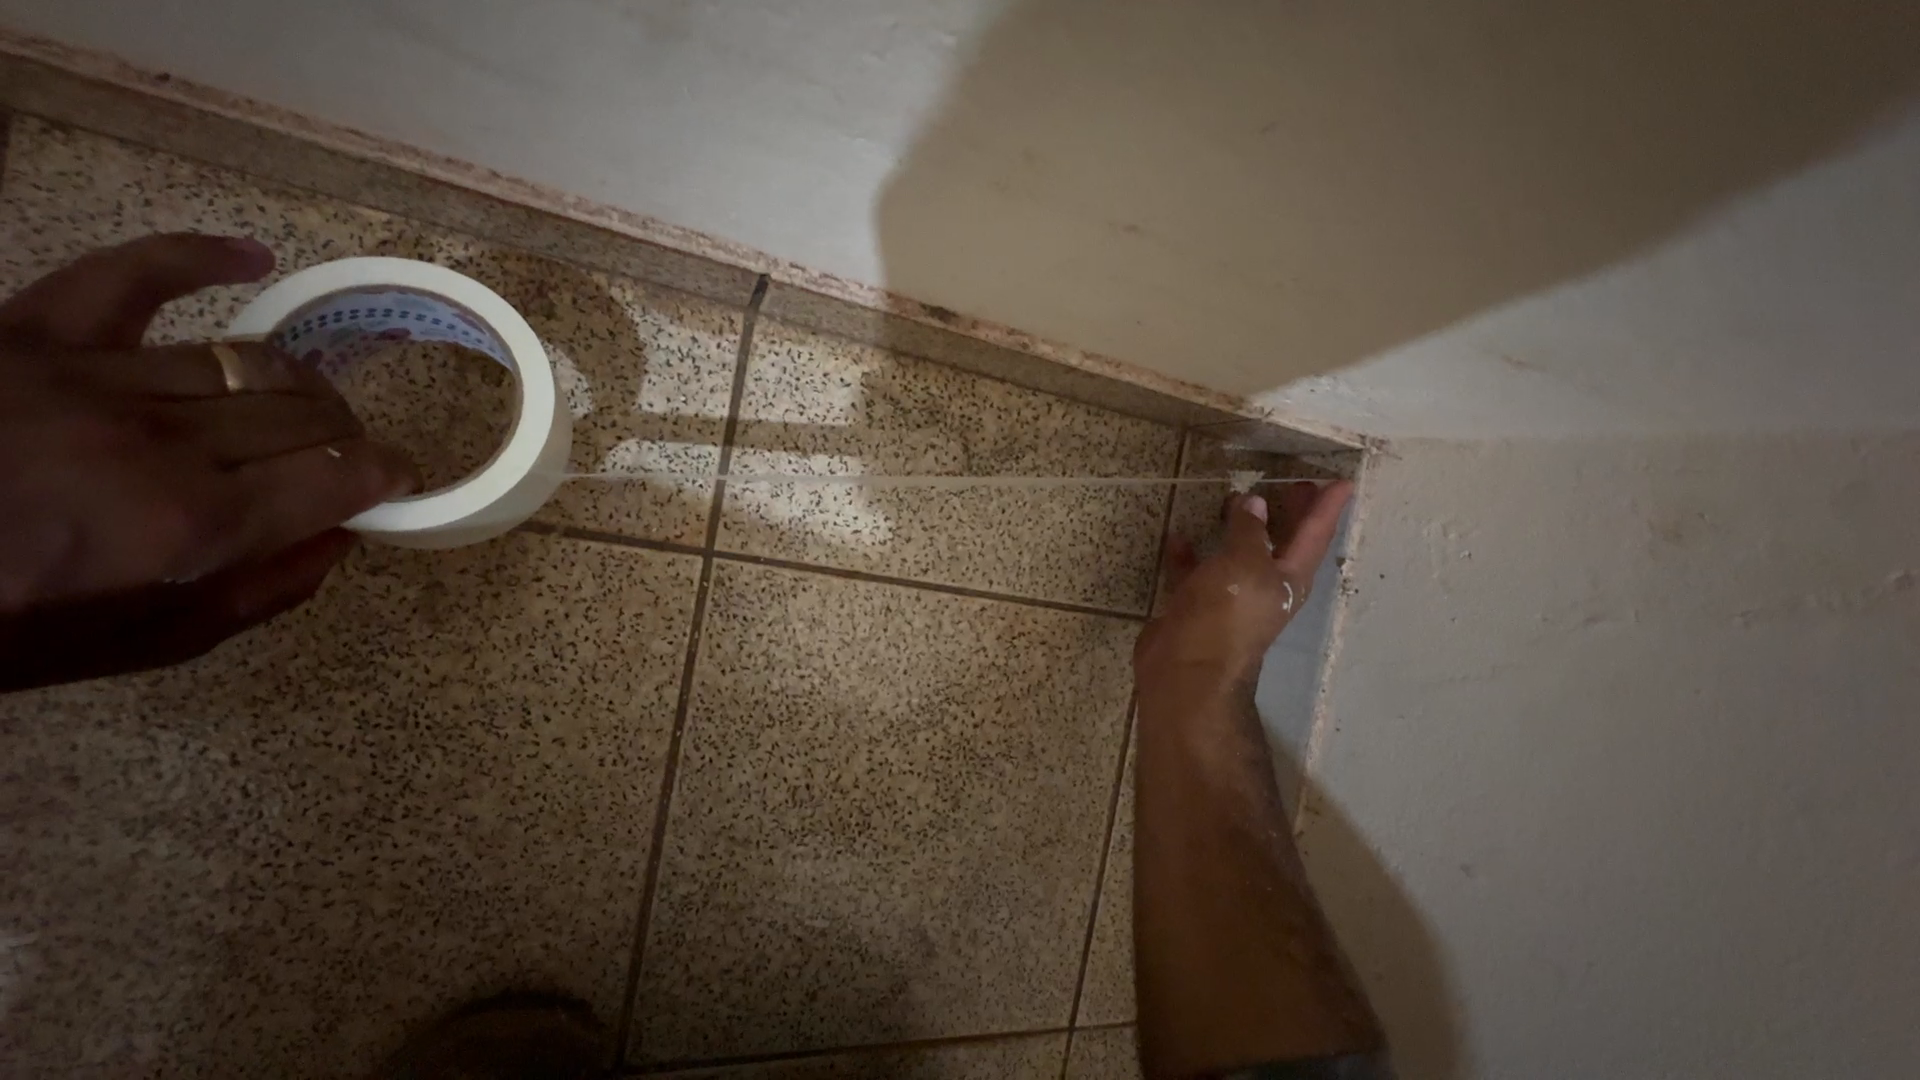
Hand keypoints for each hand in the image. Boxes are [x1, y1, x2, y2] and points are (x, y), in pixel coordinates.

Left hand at [0, 233, 416, 691]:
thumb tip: (346, 533)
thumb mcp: (154, 639)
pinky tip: (252, 256)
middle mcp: (160, 444)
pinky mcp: (25, 334)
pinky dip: (197, 257)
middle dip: (348, 436)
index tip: (396, 479)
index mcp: (194, 525)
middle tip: (342, 455)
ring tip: (304, 401)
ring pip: (251, 361)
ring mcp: (91, 379)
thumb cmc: (7, 623)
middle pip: (308, 415)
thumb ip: (267, 589)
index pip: (345, 474)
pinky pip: (128, 277)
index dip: (390, 473)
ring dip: (301, 385)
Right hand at [1134, 480, 1353, 689]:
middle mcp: (1265, 587)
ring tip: (1234, 498)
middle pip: (1282, 544)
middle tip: (1294, 485)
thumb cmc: (1225, 614)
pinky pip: (1196, 572)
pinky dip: (1190, 554)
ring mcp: (1230, 598)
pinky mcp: (1196, 606)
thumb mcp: (1244, 564)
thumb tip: (1254, 502)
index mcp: (1289, 578)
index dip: (1328, 508)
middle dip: (1290, 515)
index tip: (1344, 483)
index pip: (1315, 535)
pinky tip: (1179, 536)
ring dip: (1239, 529)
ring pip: (1238, 555)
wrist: (1185, 671)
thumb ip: (1249, 530)